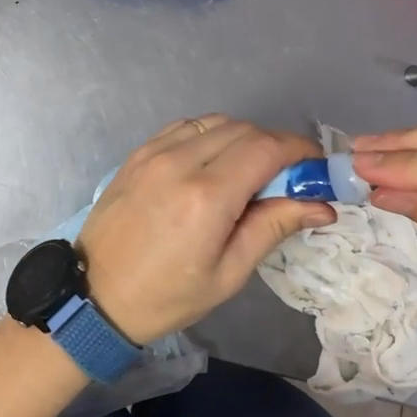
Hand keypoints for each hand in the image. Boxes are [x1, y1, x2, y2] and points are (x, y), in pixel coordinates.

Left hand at [77, 115, 337, 344]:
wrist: (96, 293)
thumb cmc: (166, 295)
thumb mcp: (228, 273)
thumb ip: (272, 227)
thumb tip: (321, 203)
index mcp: (206, 196)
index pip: (266, 147)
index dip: (299, 151)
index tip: (316, 168)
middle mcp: (179, 162)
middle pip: (243, 129)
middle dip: (274, 145)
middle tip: (288, 178)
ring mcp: (153, 153)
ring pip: (213, 121)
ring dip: (242, 137)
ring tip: (252, 172)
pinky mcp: (137, 154)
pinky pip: (183, 127)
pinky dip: (209, 134)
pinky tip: (214, 163)